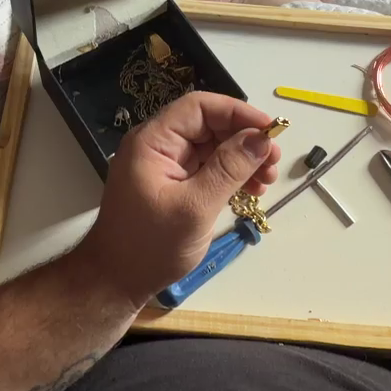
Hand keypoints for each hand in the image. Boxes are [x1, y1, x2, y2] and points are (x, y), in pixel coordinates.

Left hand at [65, 92, 281, 306]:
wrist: (117, 282)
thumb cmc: (150, 246)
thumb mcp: (195, 207)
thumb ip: (228, 169)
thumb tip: (261, 139)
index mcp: (153, 141)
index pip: (199, 107)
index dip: (237, 112)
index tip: (270, 130)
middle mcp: (158, 145)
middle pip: (208, 125)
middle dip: (244, 139)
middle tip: (274, 160)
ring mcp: (165, 165)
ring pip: (211, 146)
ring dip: (242, 159)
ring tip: (267, 180)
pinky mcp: (173, 184)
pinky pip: (207, 167)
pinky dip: (231, 175)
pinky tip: (252, 190)